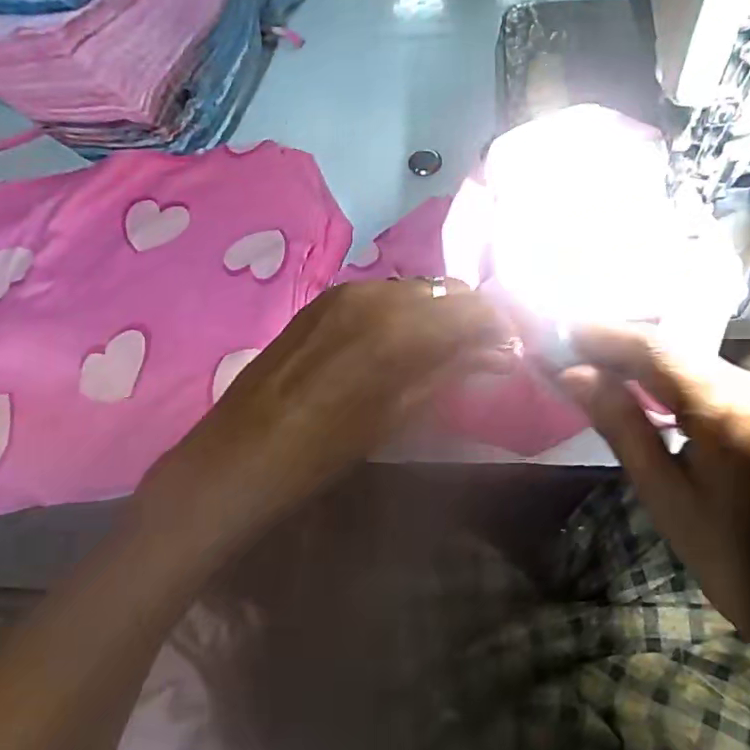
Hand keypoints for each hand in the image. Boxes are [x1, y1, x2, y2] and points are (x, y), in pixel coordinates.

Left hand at [140, 279, 511, 543]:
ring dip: (438, 315)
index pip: (470, 308)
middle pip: (443, 292)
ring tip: (448, 351)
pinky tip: (404, 345)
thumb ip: (446, 374)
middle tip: (486, 353)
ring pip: (411, 291)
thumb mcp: (393, 418)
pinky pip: (379, 296)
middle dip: (471, 318)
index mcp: (395, 326)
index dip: (499, 327)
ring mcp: (340, 294)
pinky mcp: (318, 304)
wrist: (236, 458)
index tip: (513, 351)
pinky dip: (403, 314)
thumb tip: (496, 354)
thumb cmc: (319, 454)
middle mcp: (370, 295)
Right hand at [558, 324, 749, 664]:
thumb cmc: (725, 556)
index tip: (559, 334)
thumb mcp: (661, 493)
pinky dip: (666, 374)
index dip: (603, 336)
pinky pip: (707, 374)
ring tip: (590, 366)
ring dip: (639, 357)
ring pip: (689, 357)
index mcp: (728, 414)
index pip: (655, 351)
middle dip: (617, 344)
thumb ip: (619, 423)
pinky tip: (636, 385)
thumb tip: (574, 374)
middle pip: (673, 347)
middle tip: (567, 351)